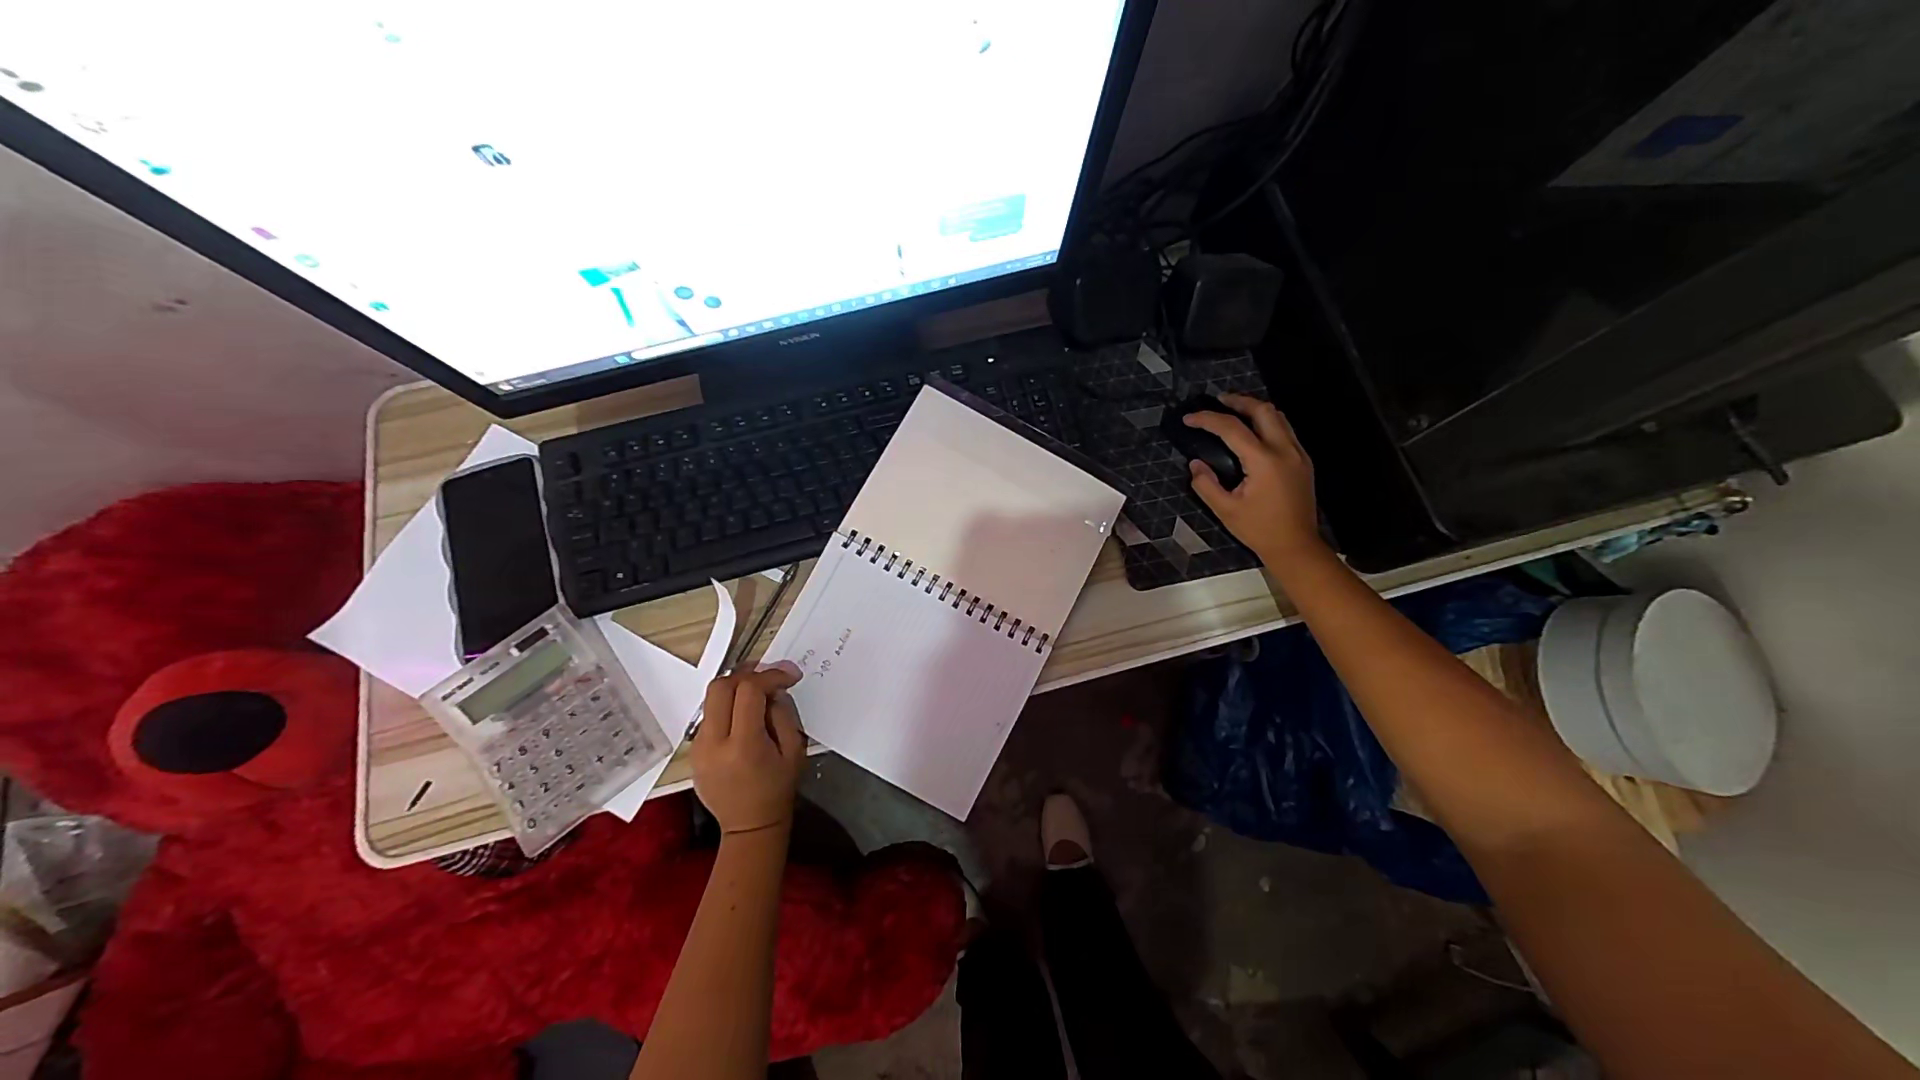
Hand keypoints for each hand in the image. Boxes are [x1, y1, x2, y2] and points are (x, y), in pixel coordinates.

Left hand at [692, 664, 805, 834]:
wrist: (749, 825)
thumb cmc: (777, 790)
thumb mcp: (794, 751)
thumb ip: (784, 714)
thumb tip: (773, 690)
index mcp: (744, 745)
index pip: (749, 691)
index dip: (771, 676)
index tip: (789, 676)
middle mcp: (714, 743)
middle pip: (720, 687)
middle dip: (746, 674)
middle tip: (767, 675)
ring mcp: (698, 748)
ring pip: (711, 699)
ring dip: (734, 689)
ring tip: (757, 693)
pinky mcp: (692, 752)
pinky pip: (708, 716)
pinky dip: (726, 707)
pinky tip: (743, 716)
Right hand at [1184, 393, 1324, 564]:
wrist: (1296, 546)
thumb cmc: (1259, 530)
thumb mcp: (1225, 510)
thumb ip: (1206, 484)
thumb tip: (1196, 464)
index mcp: (1263, 461)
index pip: (1232, 428)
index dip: (1208, 419)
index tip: (1189, 419)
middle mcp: (1284, 450)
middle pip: (1263, 410)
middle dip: (1238, 401)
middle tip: (1218, 402)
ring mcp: (1298, 454)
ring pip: (1278, 417)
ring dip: (1255, 409)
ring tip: (1234, 412)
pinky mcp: (1303, 462)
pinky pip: (1285, 431)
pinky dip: (1267, 423)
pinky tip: (1253, 433)